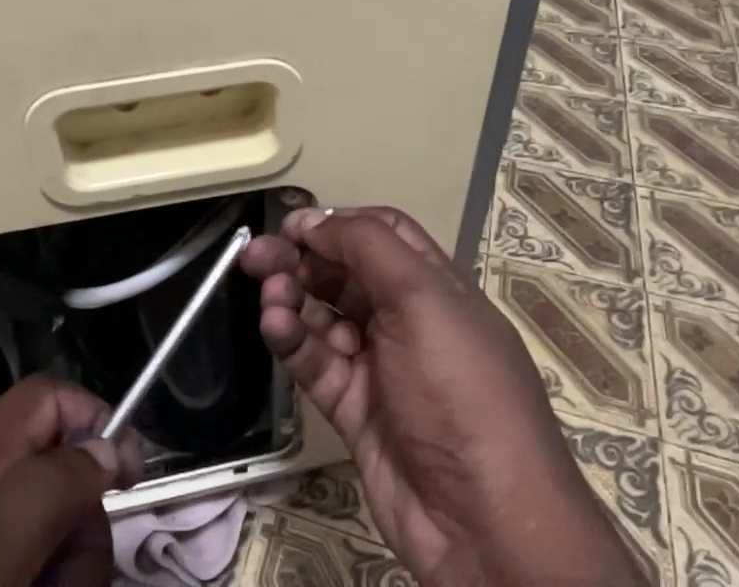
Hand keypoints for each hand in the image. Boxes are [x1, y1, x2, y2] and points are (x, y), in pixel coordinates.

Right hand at [241, 207, 643, 586]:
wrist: (483, 518)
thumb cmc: (461, 390)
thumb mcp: (425, 301)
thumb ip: (368, 249)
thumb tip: (316, 219)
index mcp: (436, 287)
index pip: (383, 235)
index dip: (338, 224)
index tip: (292, 225)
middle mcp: (407, 320)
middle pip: (345, 274)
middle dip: (302, 259)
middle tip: (255, 256)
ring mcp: (380, 367)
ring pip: (325, 318)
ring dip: (293, 300)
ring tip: (269, 295)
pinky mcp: (354, 409)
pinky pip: (316, 364)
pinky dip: (293, 342)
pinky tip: (275, 327)